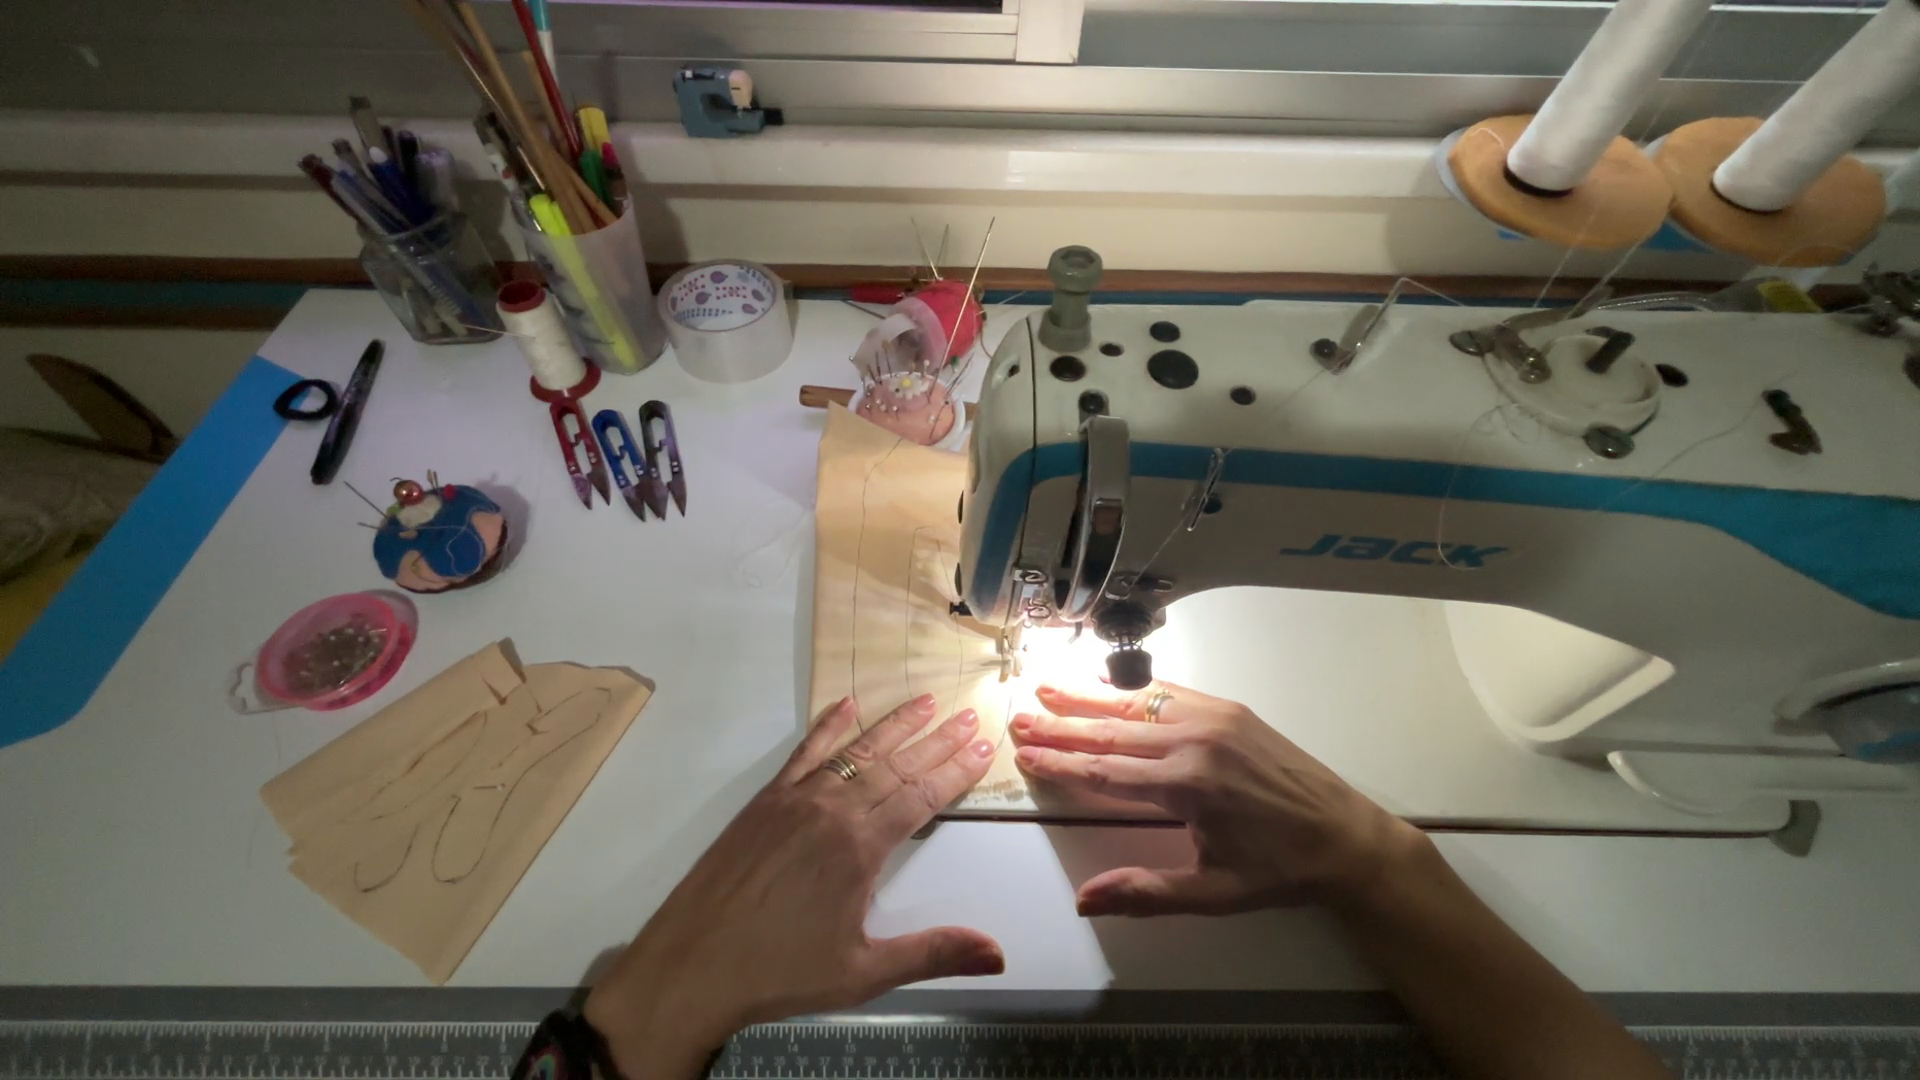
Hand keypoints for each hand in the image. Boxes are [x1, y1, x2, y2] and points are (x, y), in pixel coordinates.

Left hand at [586, 695, 1002, 1078]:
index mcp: (861, 847)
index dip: (956, 772)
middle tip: (969, 716)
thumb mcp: (863, 973)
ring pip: (858, 751)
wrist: (692, 963)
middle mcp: (835, 809)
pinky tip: (846, 704)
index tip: (983, 747)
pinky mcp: (767, 798)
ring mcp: (798, 797)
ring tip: (926, 701)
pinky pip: (805, 752)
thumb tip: (998, 954)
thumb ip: (932, 954)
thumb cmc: (781, 971)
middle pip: (897, 766)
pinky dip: (828, 725)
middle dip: (938, 741)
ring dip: (896, 724)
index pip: (921, 797)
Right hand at [1012, 681, 1423, 917]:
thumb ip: (1146, 891)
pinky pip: (1170, 693)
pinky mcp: (1229, 709)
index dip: (1061, 765)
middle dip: (1061, 727)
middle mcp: (1194, 743)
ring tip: (1048, 686)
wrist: (1347, 837)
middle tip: (1021, 717)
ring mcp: (1213, 719)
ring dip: (1088, 697)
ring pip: (1136, 704)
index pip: (1105, 774)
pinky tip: (1106, 684)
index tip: (1025, 754)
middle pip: (1111, 733)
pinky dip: (1132, 689)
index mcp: (1187, 788)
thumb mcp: (1213, 893)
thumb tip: (1084, 900)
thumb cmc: (1277, 871)